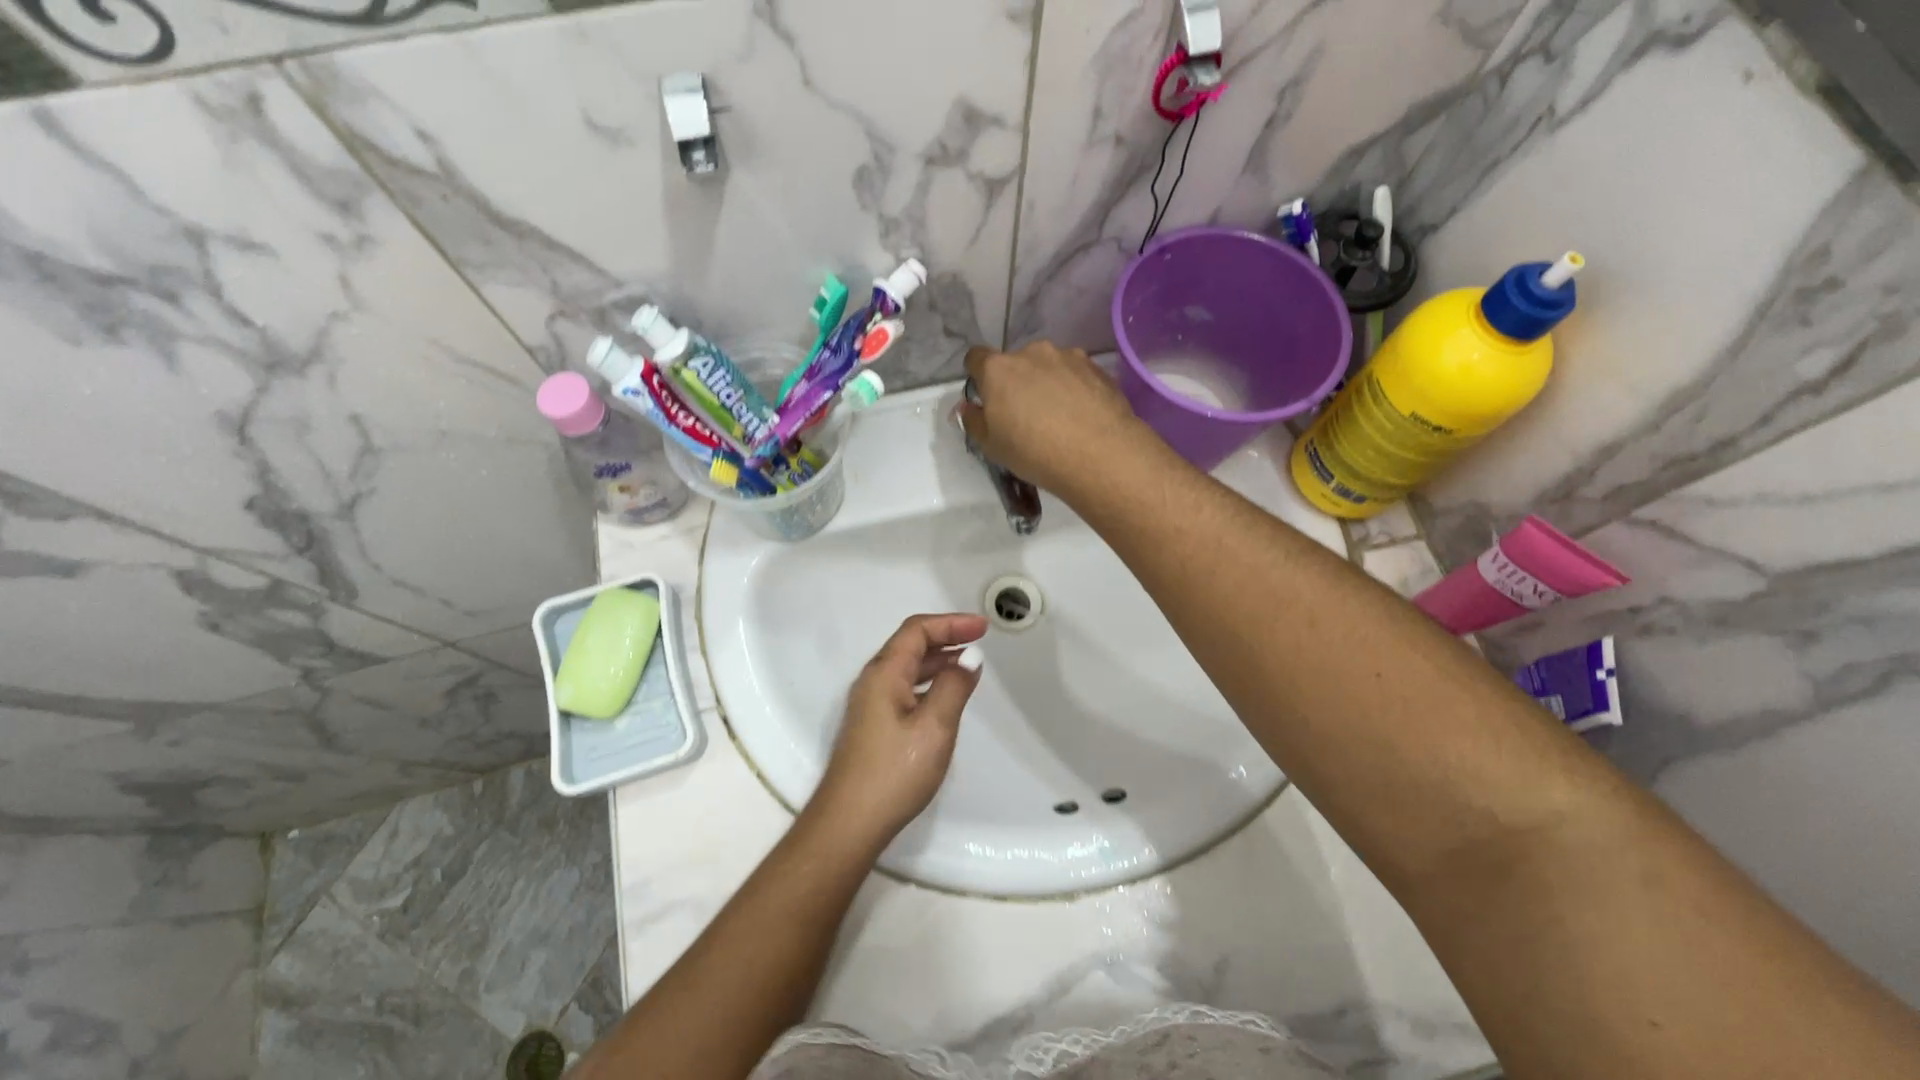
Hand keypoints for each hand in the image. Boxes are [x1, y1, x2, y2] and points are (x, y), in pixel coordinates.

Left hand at [808, 613, 987, 845]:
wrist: (850, 822)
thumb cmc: (894, 772)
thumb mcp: (934, 727)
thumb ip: (953, 687)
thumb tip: (970, 657)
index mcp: (884, 674)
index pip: (917, 631)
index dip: (951, 623)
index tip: (984, 628)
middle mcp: (873, 682)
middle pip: (910, 646)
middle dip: (946, 638)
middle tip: (980, 643)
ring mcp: (870, 705)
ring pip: (907, 669)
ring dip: (938, 661)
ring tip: (970, 667)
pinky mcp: (873, 726)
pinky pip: (904, 689)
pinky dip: (929, 683)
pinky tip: (945, 699)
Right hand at [957, 342, 1151, 495]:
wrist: (1100, 454)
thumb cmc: (1034, 452)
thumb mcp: (992, 446)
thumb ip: (974, 421)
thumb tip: (969, 407)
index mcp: (998, 369)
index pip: (976, 358)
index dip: (978, 376)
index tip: (986, 397)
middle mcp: (1032, 352)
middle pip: (1016, 363)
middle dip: (1017, 382)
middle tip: (1027, 416)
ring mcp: (1068, 356)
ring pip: (1049, 366)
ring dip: (1048, 383)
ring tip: (1060, 417)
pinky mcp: (1097, 367)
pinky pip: (1076, 375)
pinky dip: (1075, 389)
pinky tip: (1083, 416)